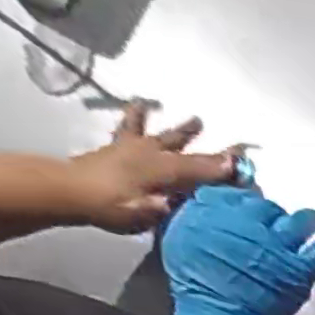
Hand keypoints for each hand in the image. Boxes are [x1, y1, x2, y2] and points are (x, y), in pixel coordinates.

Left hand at [69, 100, 241, 233]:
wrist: (68, 191)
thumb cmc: (114, 206)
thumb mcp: (152, 209)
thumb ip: (180, 200)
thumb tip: (205, 195)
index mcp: (166, 172)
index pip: (204, 170)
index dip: (226, 169)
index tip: (246, 166)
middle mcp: (156, 155)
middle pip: (191, 153)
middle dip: (214, 153)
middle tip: (237, 148)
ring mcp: (137, 148)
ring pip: (166, 136)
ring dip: (183, 130)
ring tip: (196, 120)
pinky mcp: (119, 147)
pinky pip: (131, 127)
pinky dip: (138, 115)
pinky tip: (142, 105)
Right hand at [162, 187, 314, 314]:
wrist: (222, 313)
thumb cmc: (197, 282)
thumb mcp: (181, 236)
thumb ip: (197, 214)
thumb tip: (209, 200)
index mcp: (220, 211)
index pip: (240, 195)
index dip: (246, 200)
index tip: (251, 203)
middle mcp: (253, 223)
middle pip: (270, 208)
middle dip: (272, 213)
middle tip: (275, 217)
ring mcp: (280, 245)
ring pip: (298, 222)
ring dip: (305, 219)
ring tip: (311, 218)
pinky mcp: (301, 268)